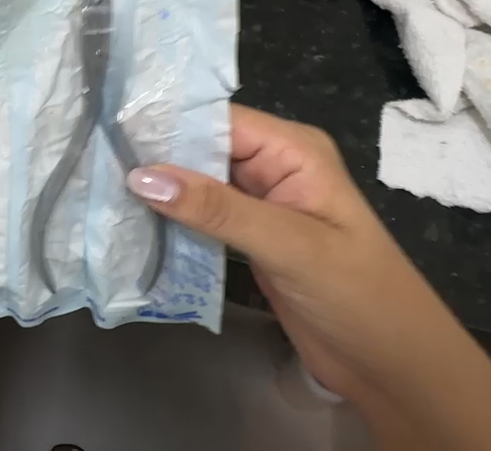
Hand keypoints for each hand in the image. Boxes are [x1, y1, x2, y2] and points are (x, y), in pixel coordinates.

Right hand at [127, 105, 490, 449]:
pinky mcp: (246, 234)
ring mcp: (257, 201)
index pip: (216, 119)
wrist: (398, 370)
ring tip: (98, 179)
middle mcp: (271, 165)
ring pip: (194, 180)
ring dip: (157, 186)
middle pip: (199, 146)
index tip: (110, 125)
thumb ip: (216, 209)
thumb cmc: (360, 295)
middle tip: (93, 152)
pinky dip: (169, 216)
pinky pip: (198, 214)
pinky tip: (129, 215)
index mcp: (291, 148)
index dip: (165, 121)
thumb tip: (140, 175)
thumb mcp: (289, 245)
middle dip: (153, 153)